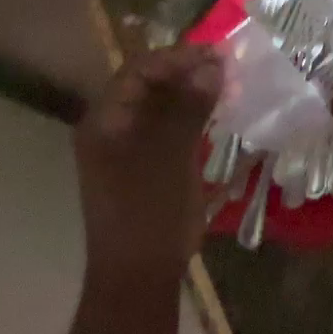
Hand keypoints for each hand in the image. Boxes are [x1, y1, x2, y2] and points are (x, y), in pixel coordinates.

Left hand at [74, 46, 220, 276]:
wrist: (137, 277)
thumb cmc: (149, 213)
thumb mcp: (172, 156)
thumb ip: (189, 107)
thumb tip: (212, 66)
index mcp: (105, 121)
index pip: (138, 70)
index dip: (177, 57)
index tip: (217, 55)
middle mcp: (110, 129)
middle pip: (147, 85)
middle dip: (186, 73)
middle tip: (227, 69)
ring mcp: (124, 150)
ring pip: (159, 107)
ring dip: (190, 94)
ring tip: (227, 88)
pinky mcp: (142, 168)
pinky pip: (165, 130)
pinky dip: (189, 118)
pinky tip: (216, 118)